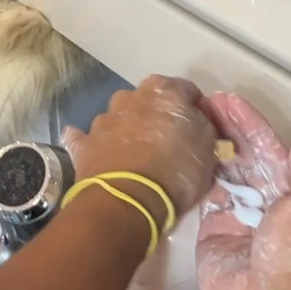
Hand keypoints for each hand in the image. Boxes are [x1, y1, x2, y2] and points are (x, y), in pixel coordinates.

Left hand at [61, 75, 218, 221]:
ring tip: (138, 159)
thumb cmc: (176, 170)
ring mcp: (103, 118)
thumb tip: (195, 119)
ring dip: (129, 131)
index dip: (194, 110)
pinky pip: (88, 138)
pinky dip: (96, 144)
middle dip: (158, 117)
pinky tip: (101, 155)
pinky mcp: (83, 142)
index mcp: (162, 90)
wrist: (127, 199)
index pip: (185, 91)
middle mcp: (129, 96)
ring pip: (120, 119)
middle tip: (169, 145)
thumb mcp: (207, 147)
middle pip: (149, 102)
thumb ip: (202, 125)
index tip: (199, 129)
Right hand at [195, 93, 290, 289]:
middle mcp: (269, 205)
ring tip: (190, 119)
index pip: (273, 152)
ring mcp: (239, 218)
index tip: (229, 100)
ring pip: (225, 174)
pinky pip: (205, 197)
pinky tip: (184, 151)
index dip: (252, 125)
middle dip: (228, 130)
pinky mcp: (212, 231)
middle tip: (203, 102)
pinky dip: (198, 174)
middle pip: (246, 159)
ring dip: (211, 147)